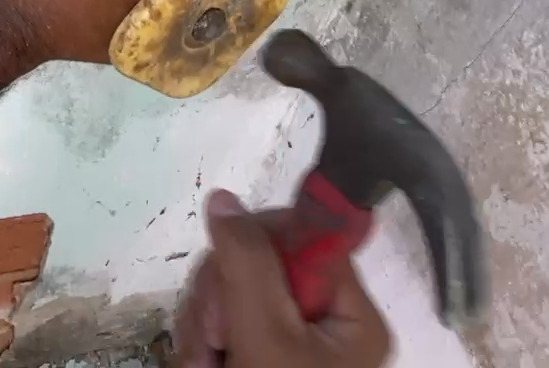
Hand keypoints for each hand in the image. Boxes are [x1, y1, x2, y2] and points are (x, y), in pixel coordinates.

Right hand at [175, 191, 389, 367]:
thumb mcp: (266, 336)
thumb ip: (246, 262)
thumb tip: (223, 198)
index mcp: (348, 313)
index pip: (302, 234)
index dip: (256, 236)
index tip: (229, 265)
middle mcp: (321, 321)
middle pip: (256, 260)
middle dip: (220, 295)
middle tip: (215, 337)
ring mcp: (288, 340)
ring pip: (229, 289)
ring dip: (203, 323)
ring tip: (204, 363)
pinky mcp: (257, 354)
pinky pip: (219, 321)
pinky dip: (200, 343)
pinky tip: (201, 366)